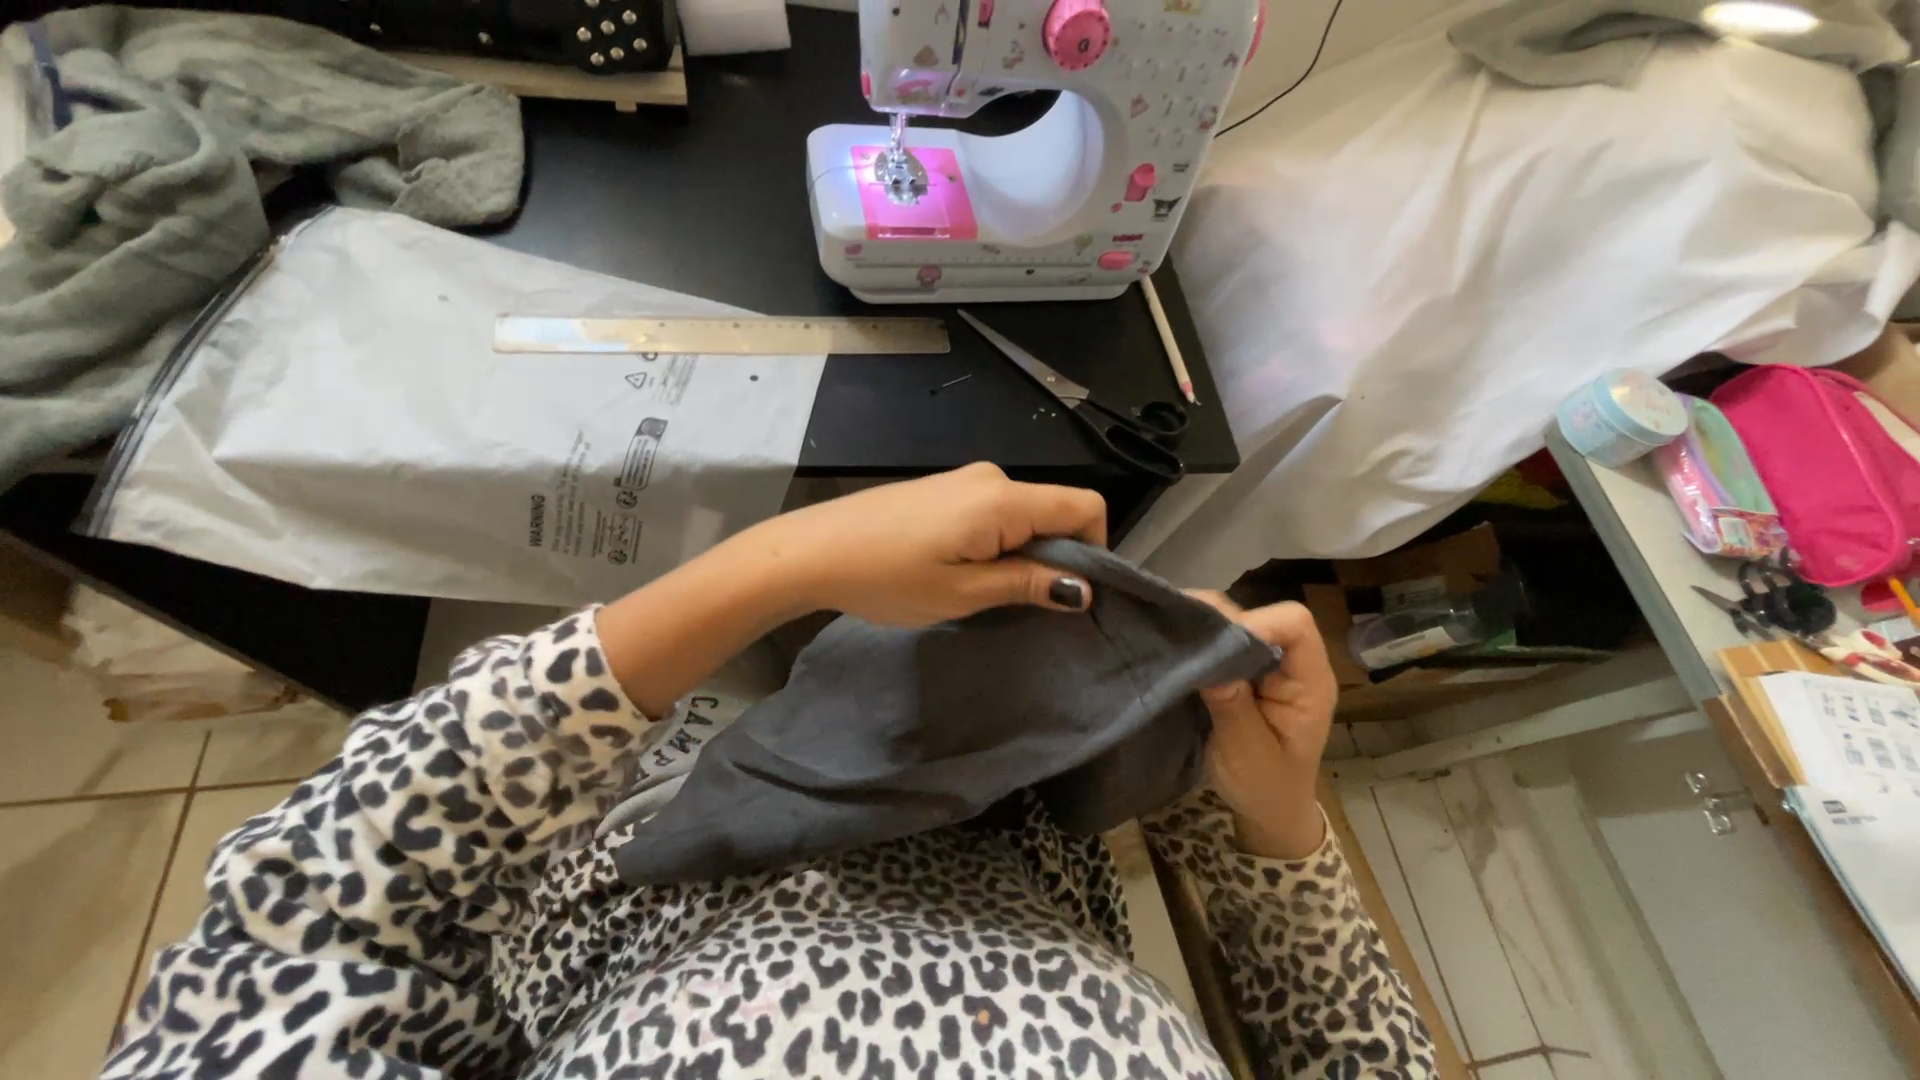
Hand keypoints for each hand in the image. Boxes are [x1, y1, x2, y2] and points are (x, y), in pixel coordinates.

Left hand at [761, 463, 1107, 626]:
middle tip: (1022, 604)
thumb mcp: (963, 592)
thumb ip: (1028, 584)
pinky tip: (961, 570)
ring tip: (982, 592)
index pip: (1085, 506)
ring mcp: (966, 479)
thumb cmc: (887, 577)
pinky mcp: (946, 489)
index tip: (1073, 594)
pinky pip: (996, 513)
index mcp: (1003, 499)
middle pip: (1056, 511)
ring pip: (1025, 515)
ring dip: (1023, 553)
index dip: (1096, 549)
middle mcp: (992, 478)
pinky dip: (999, 543)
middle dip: (1056, 557)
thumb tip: (1085, 588)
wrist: (812, 551)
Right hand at [1189, 593, 1338, 859]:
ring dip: (1207, 631)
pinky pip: (1226, 641)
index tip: (1213, 647)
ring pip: (1239, 623)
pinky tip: (1179, 651)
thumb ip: (1233, 706)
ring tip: (1173, 642)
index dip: (1255, 623)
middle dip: (1221, 624)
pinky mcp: (1247, 669)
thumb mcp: (1247, 755)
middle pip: (1263, 616)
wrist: (1268, 809)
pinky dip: (1202, 642)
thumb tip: (1211, 661)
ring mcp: (1269, 665)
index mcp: (1309, 682)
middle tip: (1178, 639)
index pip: (1294, 625)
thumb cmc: (1265, 787)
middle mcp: (1292, 663)